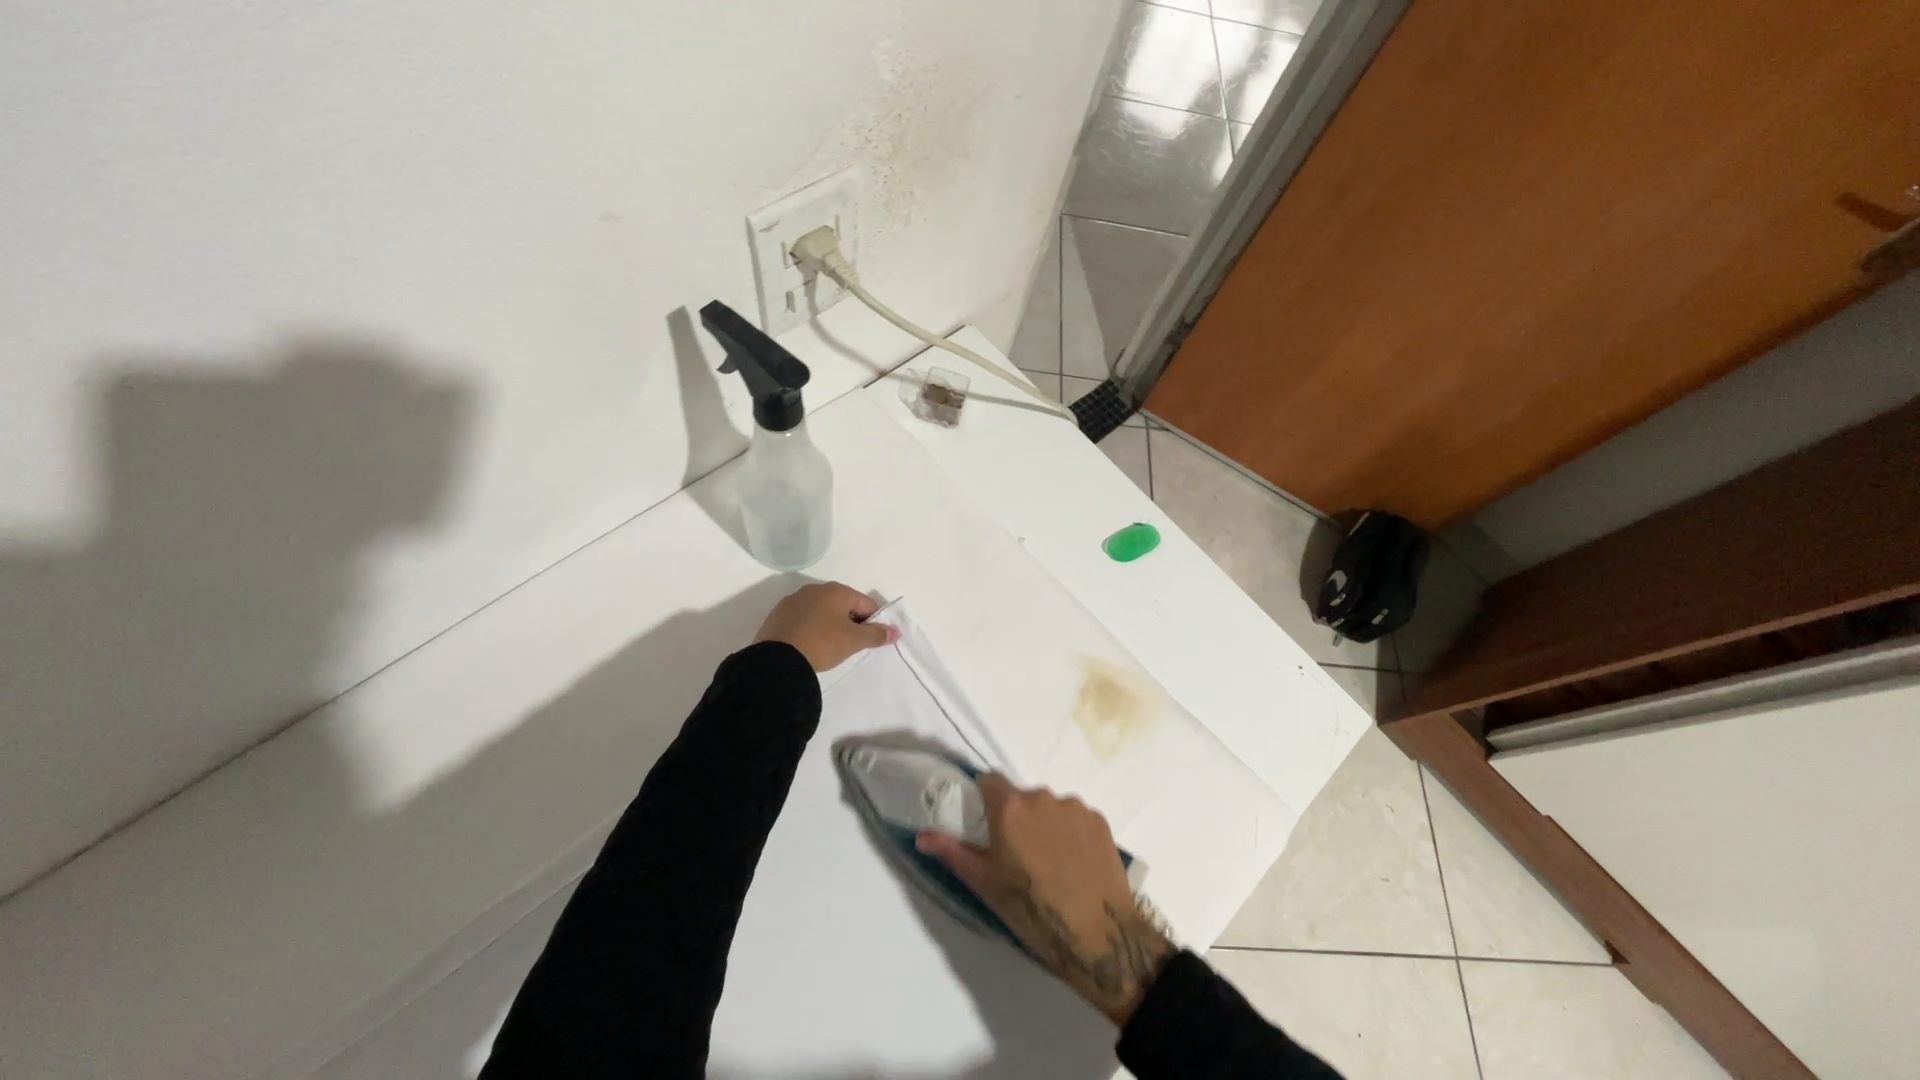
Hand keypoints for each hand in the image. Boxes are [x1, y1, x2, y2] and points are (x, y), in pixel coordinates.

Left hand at [754, 582, 896, 671]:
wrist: (778, 659)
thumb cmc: (822, 643)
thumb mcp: (854, 641)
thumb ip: (876, 634)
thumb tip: (895, 631)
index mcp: (836, 591)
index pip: (865, 603)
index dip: (874, 621)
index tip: (872, 639)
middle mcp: (815, 589)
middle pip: (843, 604)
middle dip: (851, 621)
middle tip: (852, 644)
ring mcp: (794, 600)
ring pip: (821, 610)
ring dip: (830, 624)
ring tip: (830, 646)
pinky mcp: (778, 614)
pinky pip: (803, 618)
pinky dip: (811, 628)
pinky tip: (810, 644)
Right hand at [916, 775, 1174, 1025]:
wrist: (1098, 935)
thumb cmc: (1032, 910)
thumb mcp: (986, 884)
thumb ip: (953, 853)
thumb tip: (922, 836)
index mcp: (1010, 808)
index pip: (990, 781)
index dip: (985, 799)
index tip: (986, 825)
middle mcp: (1043, 797)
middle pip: (1022, 797)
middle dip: (1016, 818)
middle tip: (1017, 854)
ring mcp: (1075, 808)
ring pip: (1050, 807)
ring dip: (1045, 825)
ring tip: (1049, 863)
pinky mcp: (1100, 821)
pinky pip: (1076, 818)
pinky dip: (1071, 833)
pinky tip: (1074, 864)